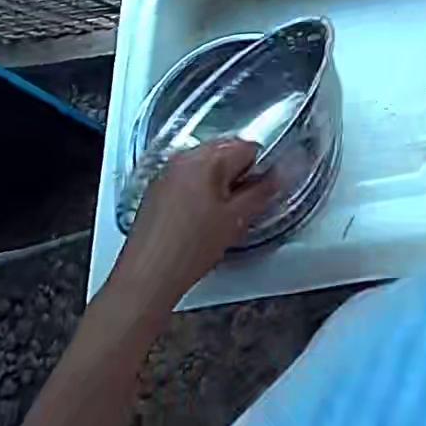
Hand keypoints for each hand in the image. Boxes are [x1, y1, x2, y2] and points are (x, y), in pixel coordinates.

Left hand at [116, 140, 277, 298]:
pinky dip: (198, 185)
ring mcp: (168, 169)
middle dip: (238, 171)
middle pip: (226, 150)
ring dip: (218, 178)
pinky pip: (187, 173)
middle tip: (239, 204)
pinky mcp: (155, 186)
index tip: (256, 193)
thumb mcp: (236, 220)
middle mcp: (187, 156)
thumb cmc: (193, 247)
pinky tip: (196, 215)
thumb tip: (279, 175)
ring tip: (218, 212)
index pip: (249, 147)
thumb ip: (262, 192)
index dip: (259, 169)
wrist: (145, 278)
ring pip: (206, 162)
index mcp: (209, 158)